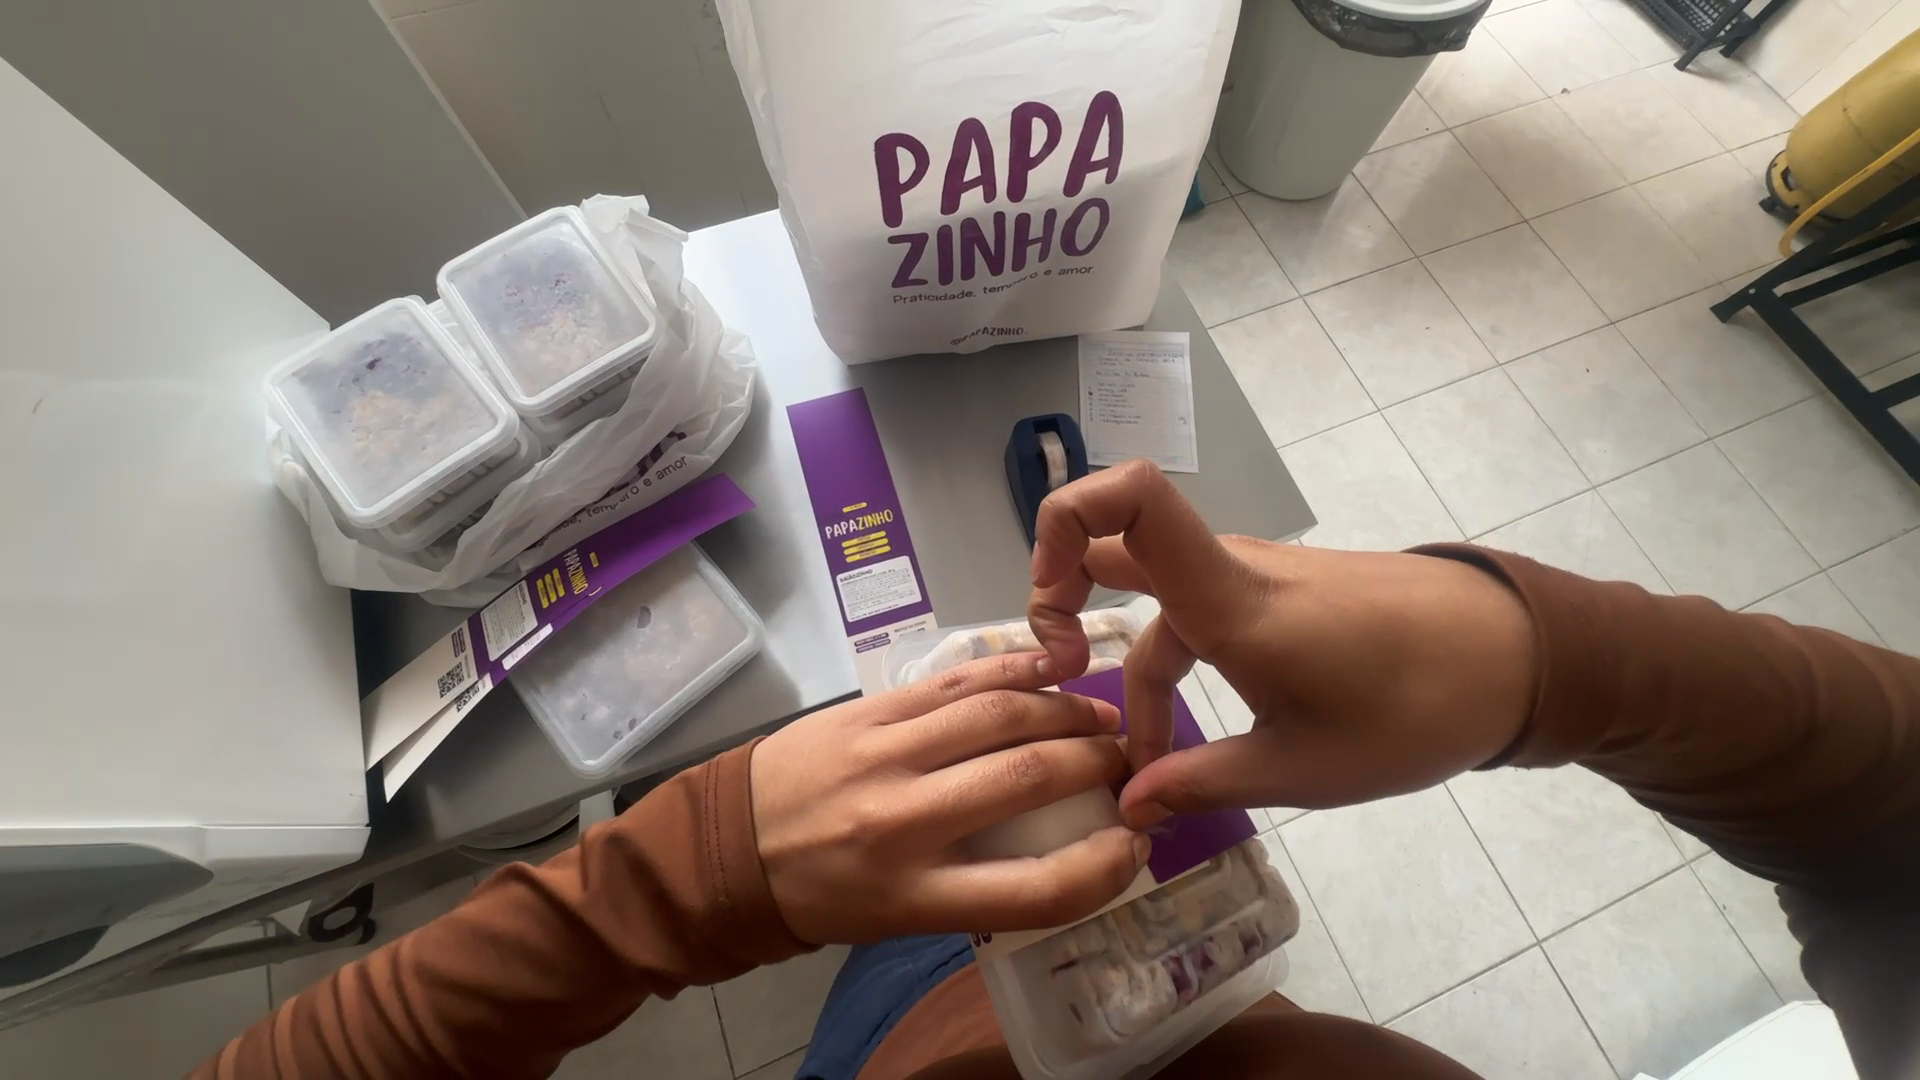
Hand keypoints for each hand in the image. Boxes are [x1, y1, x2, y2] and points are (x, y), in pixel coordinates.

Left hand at [749, 652, 1150, 943]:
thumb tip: (1056, 845)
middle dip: (1094, 764)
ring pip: (995, 716)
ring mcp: (883, 754)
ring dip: (1061, 711)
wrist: (727, 847)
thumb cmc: (819, 896)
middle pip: (1026, 779)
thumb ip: (975, 884)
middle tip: (1125, 757)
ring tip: (1098, 713)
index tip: (1134, 843)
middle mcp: (903, 821)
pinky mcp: (868, 711)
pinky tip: (1046, 667)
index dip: (1103, 868)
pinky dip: (1009, 671)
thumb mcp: (896, 918)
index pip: (1034, 890)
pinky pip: (952, 682)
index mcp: (911, 895)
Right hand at [1025, 460, 1537, 826]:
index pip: (1132, 497)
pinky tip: (1183, 717)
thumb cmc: (1410, 709)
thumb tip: (1129, 806)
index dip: (1063, 522)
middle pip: (1110, 545)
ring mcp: (1244, 573)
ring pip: (1151, 598)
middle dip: (1062, 600)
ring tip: (1140, 745)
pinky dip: (1166, 656)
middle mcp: (1221, 567)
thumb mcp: (1301, 768)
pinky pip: (1188, 609)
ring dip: (1127, 658)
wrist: (1517, 658)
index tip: (1049, 610)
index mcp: (1224, 597)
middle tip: (1061, 675)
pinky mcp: (1266, 590)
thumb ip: (1201, 781)